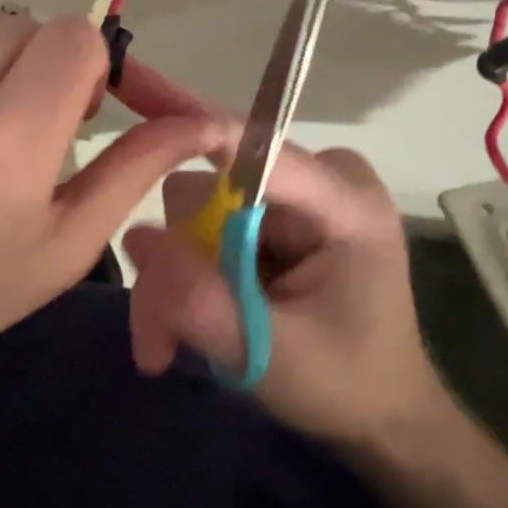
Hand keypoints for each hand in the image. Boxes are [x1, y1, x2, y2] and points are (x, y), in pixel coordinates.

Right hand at [113, 60, 452, 447]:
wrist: (379, 418)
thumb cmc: (346, 387)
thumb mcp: (270, 356)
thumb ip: (203, 302)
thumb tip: (136, 239)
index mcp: (344, 205)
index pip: (252, 146)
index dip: (185, 126)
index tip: (127, 89)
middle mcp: (317, 182)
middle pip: (207, 182)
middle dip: (172, 256)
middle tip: (155, 329)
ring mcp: (290, 195)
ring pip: (192, 206)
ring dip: (171, 274)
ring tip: (166, 339)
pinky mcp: (268, 213)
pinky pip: (200, 224)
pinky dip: (181, 275)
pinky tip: (176, 325)